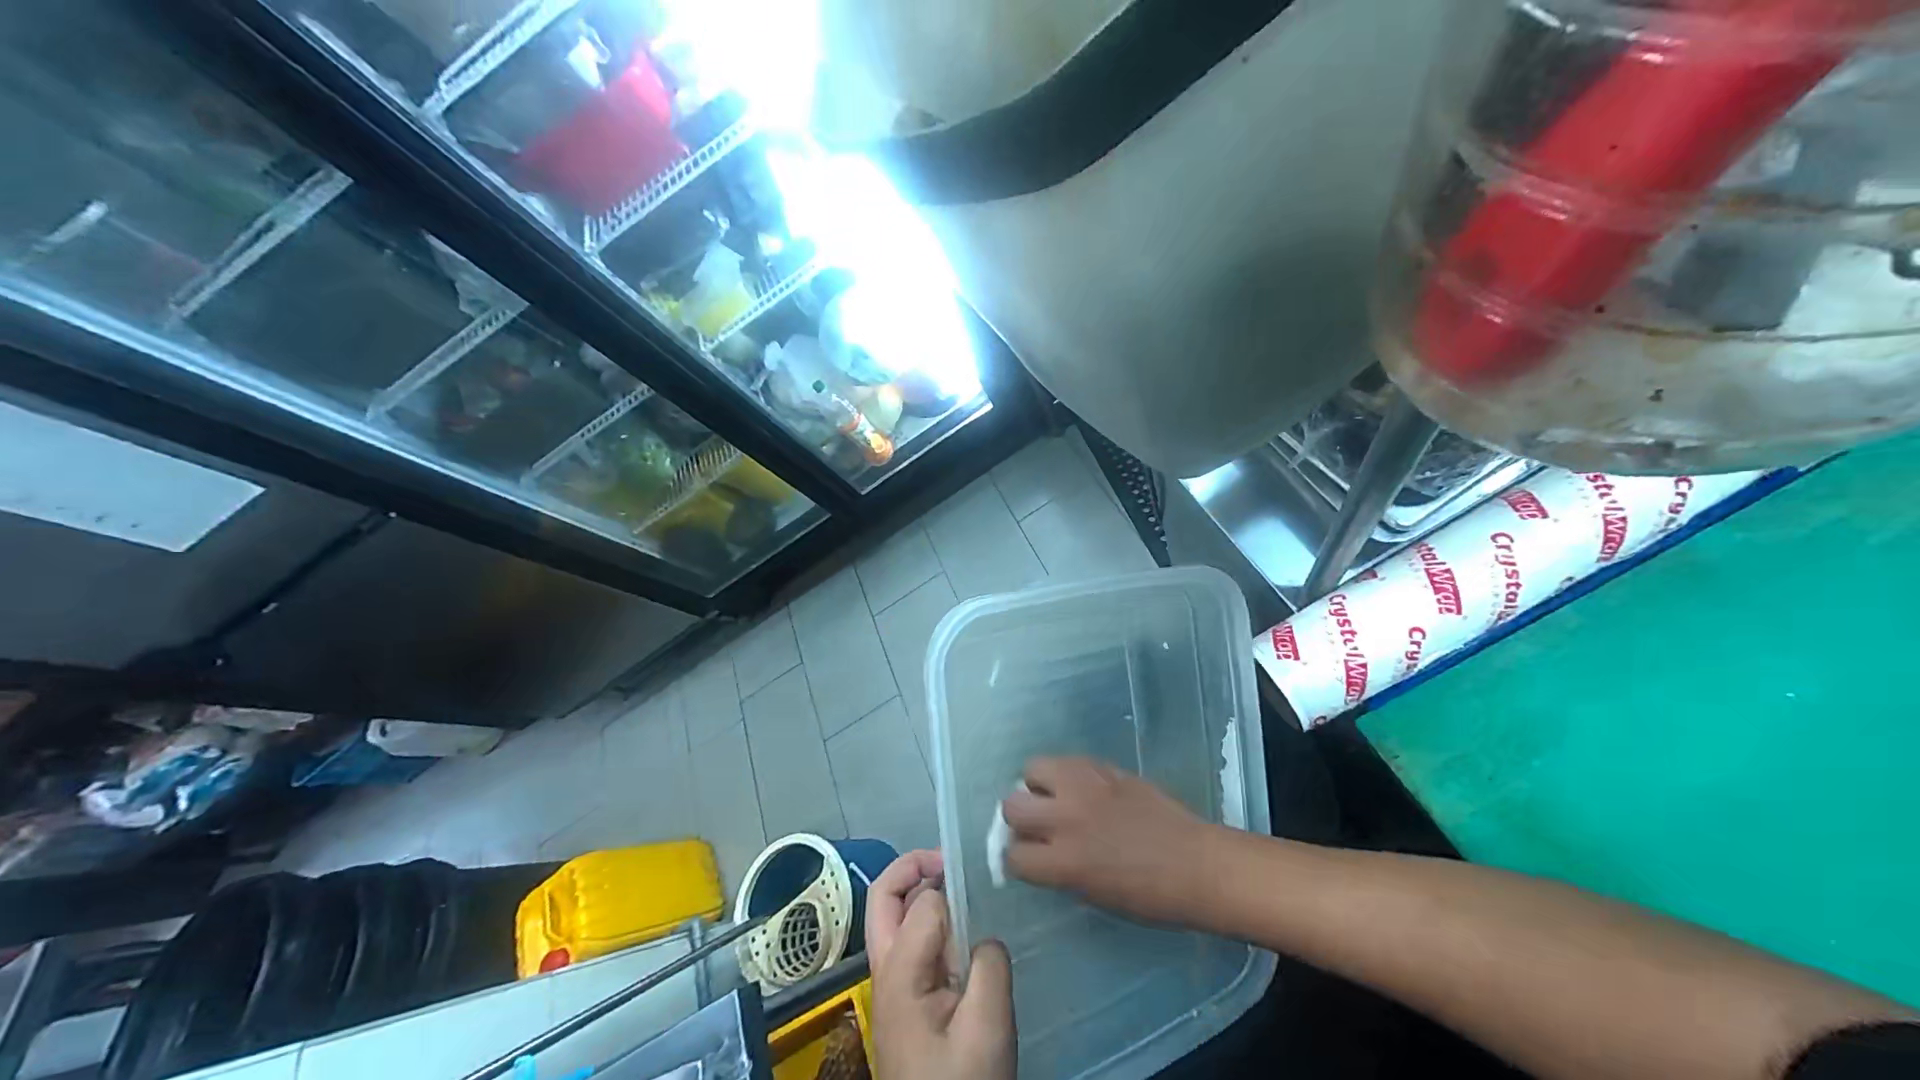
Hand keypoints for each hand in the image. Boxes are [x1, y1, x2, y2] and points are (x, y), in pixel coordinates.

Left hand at [866, 853, 1015, 1079]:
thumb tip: (984, 934)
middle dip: (913, 867)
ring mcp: (891, 984)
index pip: (922, 902)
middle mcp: (886, 968)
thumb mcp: (985, 1028)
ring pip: (892, 917)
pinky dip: (929, 921)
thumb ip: (989, 966)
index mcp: (898, 970)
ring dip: (919, 892)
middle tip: (952, 861)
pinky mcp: (904, 999)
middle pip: (883, 898)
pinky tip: (962, 931)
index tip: (981, 877)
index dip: (951, 886)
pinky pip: (910, 942)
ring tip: (961, 888)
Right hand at [1003, 757, 1217, 925]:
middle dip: (1020, 819)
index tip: (1029, 860)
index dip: (1018, 860)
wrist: (1196, 865)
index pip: (1013, 856)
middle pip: (1012, 806)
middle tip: (1039, 826)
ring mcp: (1084, 787)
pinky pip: (1066, 760)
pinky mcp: (1103, 767)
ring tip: (1055, 797)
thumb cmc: (1149, 896)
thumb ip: (1058, 870)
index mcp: (1064, 862)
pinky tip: (1081, 788)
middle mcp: (1066, 819)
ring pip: (1031, 769)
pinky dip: (1065, 773)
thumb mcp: (1092, 894)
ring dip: (1037, 786)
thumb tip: (1038, 853)